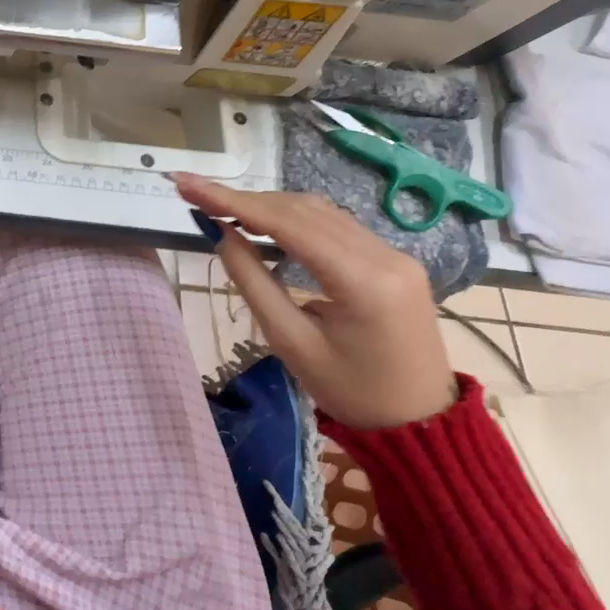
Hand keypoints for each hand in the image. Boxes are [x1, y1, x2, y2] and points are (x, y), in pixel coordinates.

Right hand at [172, 173, 457, 429]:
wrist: (422, 424)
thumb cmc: (351, 391)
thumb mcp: (290, 342)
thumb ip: (253, 281)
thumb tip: (220, 232)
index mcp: (362, 281)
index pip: (286, 223)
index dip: (231, 200)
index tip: (186, 184)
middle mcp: (385, 256)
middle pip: (302, 210)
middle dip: (244, 198)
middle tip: (193, 193)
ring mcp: (395, 255)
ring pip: (319, 211)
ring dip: (267, 205)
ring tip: (221, 207)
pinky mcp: (394, 260)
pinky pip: (335, 225)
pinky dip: (293, 218)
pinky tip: (263, 222)